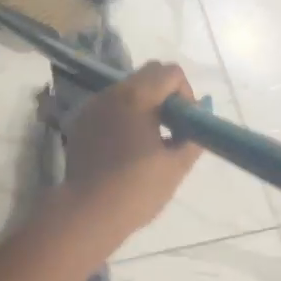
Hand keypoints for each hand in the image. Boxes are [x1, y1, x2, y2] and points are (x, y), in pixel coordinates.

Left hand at [59, 61, 202, 240]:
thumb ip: (192, 137)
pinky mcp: (81, 118)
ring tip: (150, 141)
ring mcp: (93, 103)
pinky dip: (124, 115)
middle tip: (172, 129)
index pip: (169, 71)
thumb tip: (198, 120)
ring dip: (144, 105)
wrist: (89, 209)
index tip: (185, 122)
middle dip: (165, 95)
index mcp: (136, 96)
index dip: (185, 93)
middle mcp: (111, 91)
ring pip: (126, 89)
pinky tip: (126, 147)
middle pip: (147, 75)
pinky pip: (109, 104)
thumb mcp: (175, 166)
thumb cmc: (137, 188)